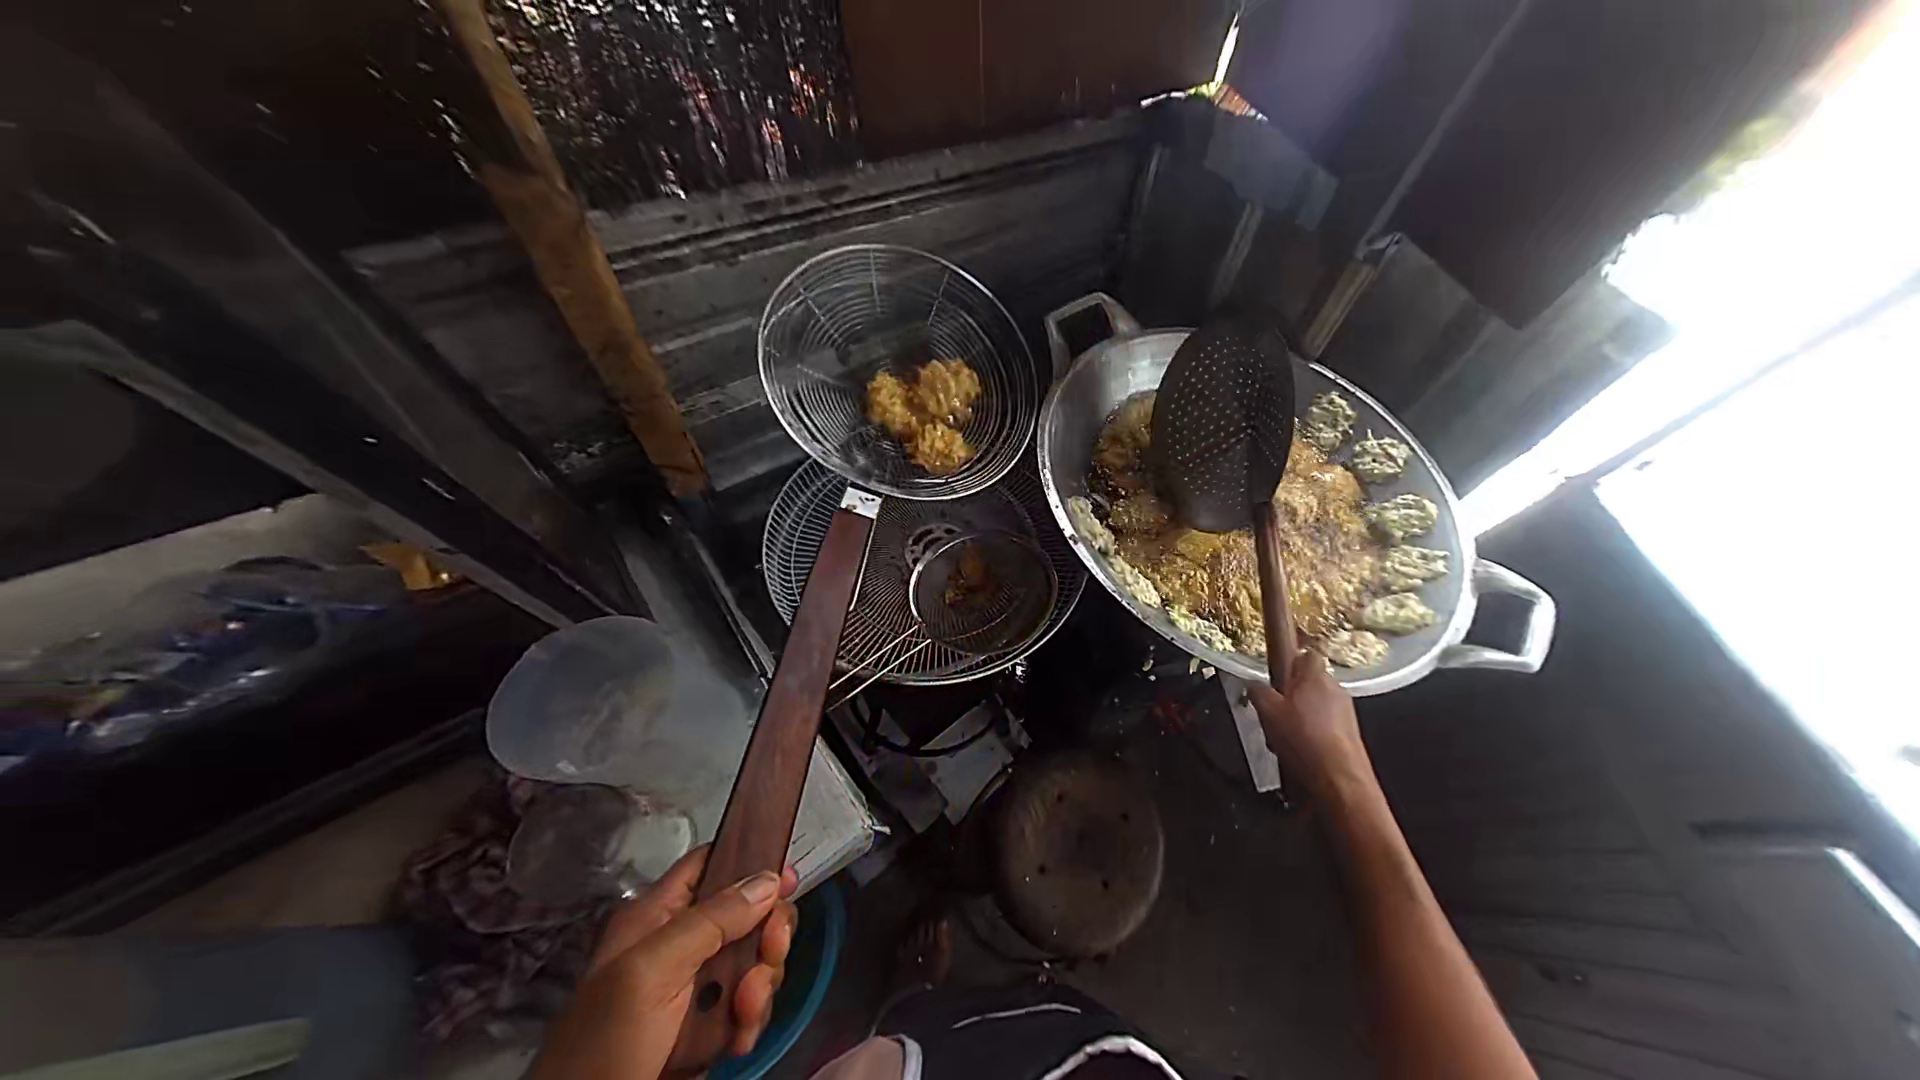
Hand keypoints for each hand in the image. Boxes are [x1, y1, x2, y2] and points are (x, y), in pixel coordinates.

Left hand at [531, 846, 799, 1079]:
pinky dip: (752, 1020)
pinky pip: (748, 1006)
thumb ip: (710, 921)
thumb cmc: (603, 1046)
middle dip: (766, 934)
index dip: (749, 862)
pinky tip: (738, 1040)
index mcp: (657, 917)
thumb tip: (768, 880)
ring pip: (753, 960)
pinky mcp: (706, 1028)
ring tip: (744, 1014)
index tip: (787, 879)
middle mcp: (679, 945)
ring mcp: (693, 989)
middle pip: (745, 914)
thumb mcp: (649, 973)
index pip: (709, 864)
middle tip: (770, 954)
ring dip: (760, 985)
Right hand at [1248, 647, 1371, 800]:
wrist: (1338, 777)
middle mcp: (1334, 688)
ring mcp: (1345, 710)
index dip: (1290, 660)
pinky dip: (1312, 729)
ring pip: (1317, 702)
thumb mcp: (1267, 711)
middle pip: (1310, 680)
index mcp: (1314, 676)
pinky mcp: (1349, 732)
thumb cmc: (1304, 739)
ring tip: (1283, 731)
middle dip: (1292, 691)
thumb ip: (1257, 691)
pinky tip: (1298, 746)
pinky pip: (1326, 722)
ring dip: (1301, 712)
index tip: (1277, 672)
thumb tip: (1253, 684)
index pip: (1306, 653)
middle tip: (1273, 706)